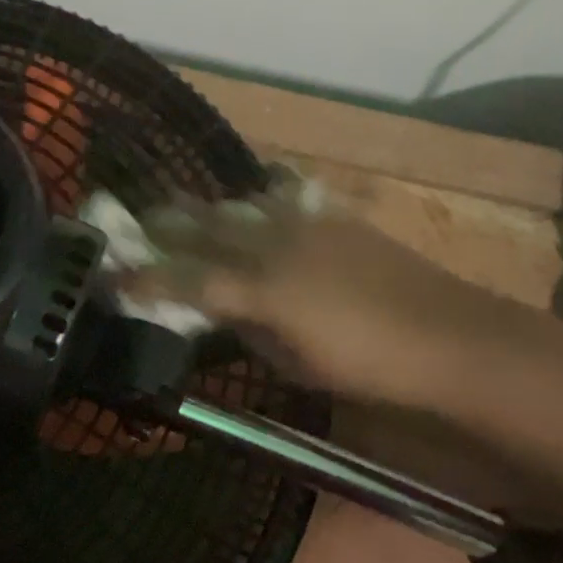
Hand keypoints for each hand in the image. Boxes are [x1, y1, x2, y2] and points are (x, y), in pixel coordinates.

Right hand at [128, 178, 513, 405]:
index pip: (184, 278)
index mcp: (259, 289)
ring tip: (182, 214)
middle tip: (132, 229)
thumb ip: (247, 331)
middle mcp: (275, 244)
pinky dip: (259, 199)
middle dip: (162, 228)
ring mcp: (307, 224)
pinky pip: (283, 197)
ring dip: (205, 211)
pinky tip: (255, 198)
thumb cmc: (365, 366)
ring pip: (239, 205)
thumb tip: (220, 311)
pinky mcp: (335, 218)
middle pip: (204, 226)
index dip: (143, 278)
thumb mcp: (292, 362)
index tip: (111, 278)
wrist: (451, 339)